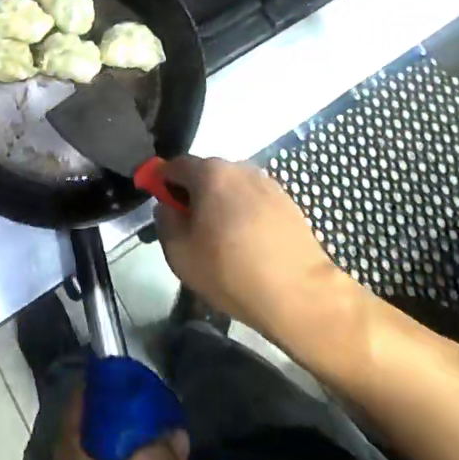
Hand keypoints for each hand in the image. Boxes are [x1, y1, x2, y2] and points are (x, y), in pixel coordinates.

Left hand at [52, 385, 188, 459]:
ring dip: (142, 434)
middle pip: (104, 415)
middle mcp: (77, 456)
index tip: (140, 369)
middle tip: (166, 398)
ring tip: (172, 424)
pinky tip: (168, 459)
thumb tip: (179, 432)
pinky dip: (144, 458)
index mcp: (72, 446)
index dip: (108, 376)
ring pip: (117, 441)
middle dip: (133, 405)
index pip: (84, 393)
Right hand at [154, 156, 355, 342]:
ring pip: (231, 187)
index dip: (161, 182)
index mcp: (210, 173)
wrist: (298, 293)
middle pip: (205, 174)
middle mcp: (240, 168)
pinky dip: (243, 213)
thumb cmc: (230, 272)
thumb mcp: (179, 252)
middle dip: (193, 193)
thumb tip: (168, 206)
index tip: (160, 205)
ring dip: (220, 204)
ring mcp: (268, 183)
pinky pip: (253, 200)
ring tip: (220, 240)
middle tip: (189, 228)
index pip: (174, 165)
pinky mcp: (287, 202)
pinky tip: (246, 243)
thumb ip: (165, 220)